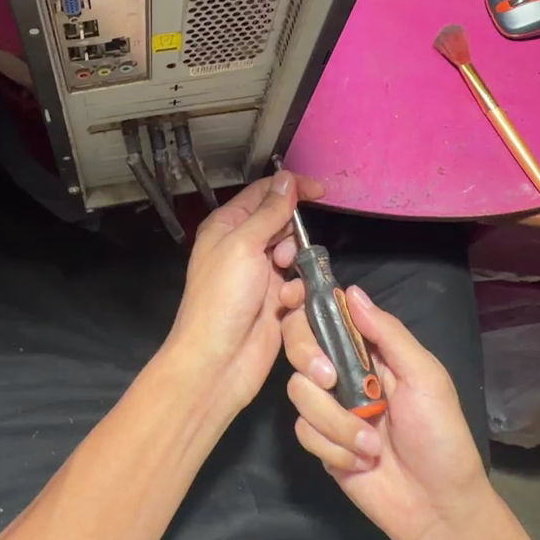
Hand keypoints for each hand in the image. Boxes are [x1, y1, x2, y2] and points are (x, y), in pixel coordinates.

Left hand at [162, 170, 324, 416]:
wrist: (218, 361)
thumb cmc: (222, 298)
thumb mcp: (243, 245)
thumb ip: (269, 212)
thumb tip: (286, 178)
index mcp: (227, 226)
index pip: (263, 193)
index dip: (290, 188)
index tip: (320, 191)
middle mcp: (242, 246)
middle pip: (281, 223)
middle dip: (292, 234)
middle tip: (285, 253)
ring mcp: (259, 274)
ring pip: (294, 253)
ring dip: (295, 264)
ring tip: (284, 280)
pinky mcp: (275, 300)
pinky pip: (297, 283)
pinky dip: (296, 290)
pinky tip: (286, 303)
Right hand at [279, 284, 497, 539]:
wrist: (439, 509)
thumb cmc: (441, 436)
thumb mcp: (426, 377)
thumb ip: (388, 334)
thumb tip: (350, 291)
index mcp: (369, 351)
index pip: (326, 314)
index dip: (303, 301)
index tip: (293, 298)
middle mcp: (343, 372)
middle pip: (298, 344)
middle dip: (308, 357)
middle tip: (330, 378)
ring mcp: (329, 408)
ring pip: (299, 391)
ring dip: (336, 422)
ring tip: (371, 444)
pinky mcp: (321, 442)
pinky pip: (304, 431)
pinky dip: (334, 448)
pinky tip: (361, 461)